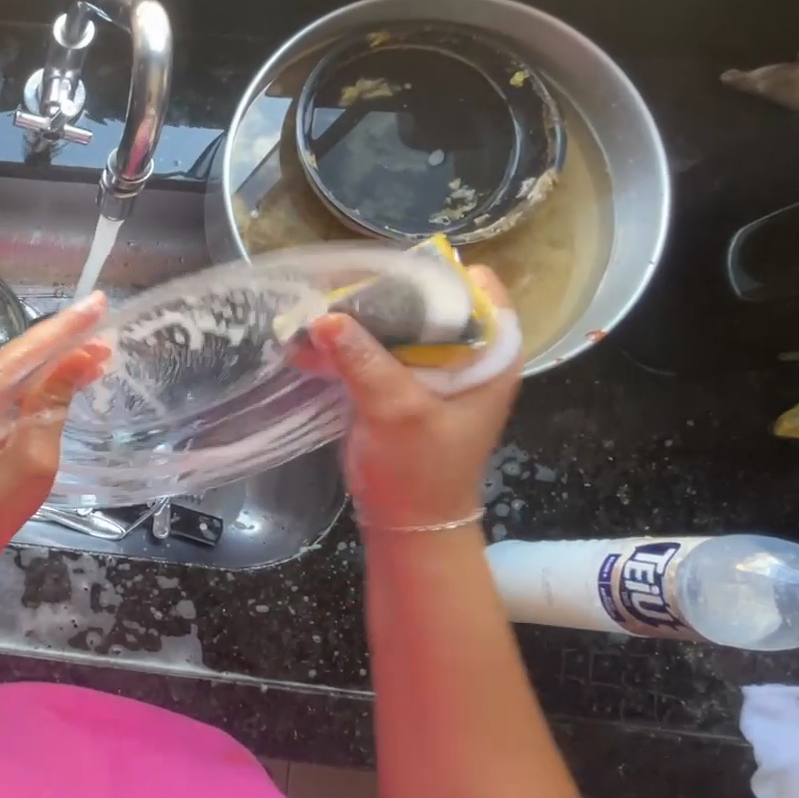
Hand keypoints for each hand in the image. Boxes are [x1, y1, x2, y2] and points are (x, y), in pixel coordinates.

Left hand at [0, 294, 109, 574]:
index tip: (98, 303)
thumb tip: (84, 354)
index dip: (61, 331)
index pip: (17, 358)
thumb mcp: (33, 463)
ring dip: (40, 364)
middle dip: (56, 348)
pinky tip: (51, 376)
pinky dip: (19, 380)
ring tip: (88, 354)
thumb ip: (53, 404)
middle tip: (104, 336)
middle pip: (7, 359)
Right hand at [307, 265, 520, 529]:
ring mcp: (430, 372)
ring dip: (354, 325)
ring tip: (311, 316)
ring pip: (393, 330)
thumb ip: (363, 361)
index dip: (428, 276)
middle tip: (333, 292)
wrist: (407, 522)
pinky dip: (344, 349)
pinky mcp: (398, 389)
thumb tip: (323, 318)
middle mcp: (465, 355)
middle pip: (425, 305)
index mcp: (491, 353)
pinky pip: (372, 355)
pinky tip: (308, 345)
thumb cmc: (420, 468)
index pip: (472, 288)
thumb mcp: (396, 410)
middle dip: (378, 299)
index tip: (378, 275)